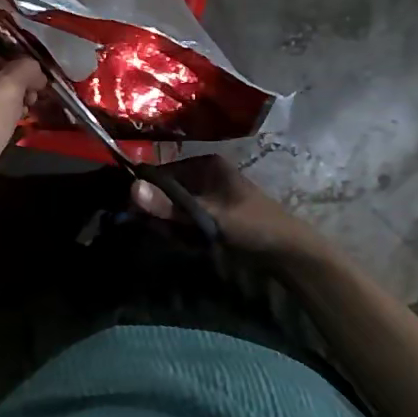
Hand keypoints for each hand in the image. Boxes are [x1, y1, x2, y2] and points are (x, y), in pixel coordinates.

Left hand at [0, 59, 45, 203]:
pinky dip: (5, 128)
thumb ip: (24, 70)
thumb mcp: (6, 88)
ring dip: (14, 108)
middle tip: (36, 99)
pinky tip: (15, 133)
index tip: (41, 80)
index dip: (19, 67)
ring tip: (29, 114)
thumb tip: (35, 67)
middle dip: (19, 89)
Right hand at [129, 155, 322, 259]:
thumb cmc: (252, 226)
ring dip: (175, 229)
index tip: (138, 216)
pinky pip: (186, 222)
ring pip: (174, 211)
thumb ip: (172, 206)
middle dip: (163, 217)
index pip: (160, 172)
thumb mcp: (209, 216)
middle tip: (172, 234)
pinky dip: (186, 235)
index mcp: (205, 165)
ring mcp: (207, 196)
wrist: (285, 251)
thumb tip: (132, 189)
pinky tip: (197, 245)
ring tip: (189, 241)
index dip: (146, 193)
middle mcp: (203, 175)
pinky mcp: (211, 215)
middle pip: (165, 193)